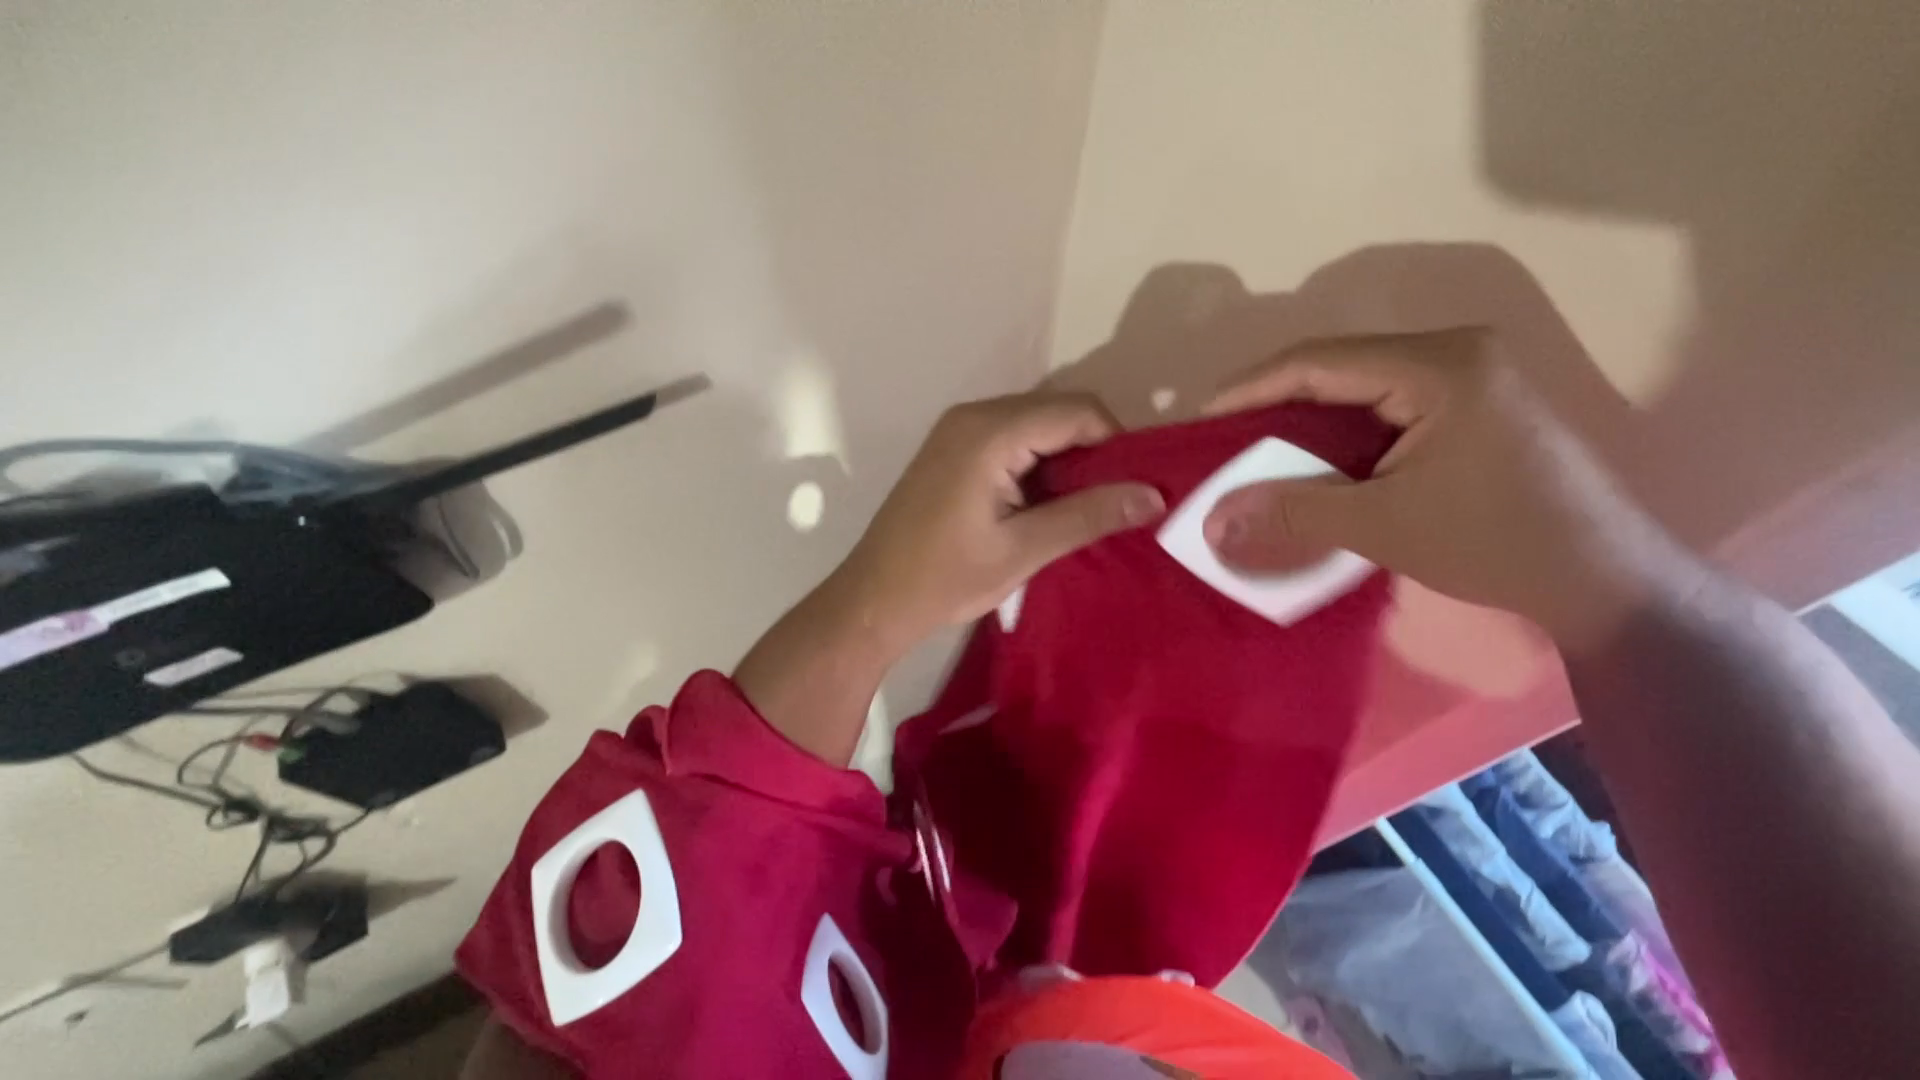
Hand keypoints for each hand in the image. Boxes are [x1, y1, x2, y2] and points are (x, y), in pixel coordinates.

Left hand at [835, 392, 1165, 649]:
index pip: (1078, 411)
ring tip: (1086, 508)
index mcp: (990, 432)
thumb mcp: (1023, 550)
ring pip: (1037, 425)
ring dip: (1067, 459)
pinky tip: (1047, 504)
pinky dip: (1039, 463)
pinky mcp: (953, 449)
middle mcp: (974, 415)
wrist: (874, 599)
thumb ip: (1088, 516)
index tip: (1137, 487)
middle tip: (1116, 501)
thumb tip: (1154, 495)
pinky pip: (1013, 439)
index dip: (1116, 443)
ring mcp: (958, 430)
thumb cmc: (945, 578)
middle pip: (1058, 411)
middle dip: (1094, 451)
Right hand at [1202, 329, 1693, 650]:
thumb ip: (1291, 513)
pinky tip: (1313, 465)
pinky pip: (1386, 410)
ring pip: (1360, 389)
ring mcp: (1470, 379)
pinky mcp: (1475, 408)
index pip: (1319, 360)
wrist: (1605, 583)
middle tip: (1222, 443)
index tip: (1200, 422)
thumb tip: (1210, 522)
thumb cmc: (1495, 542)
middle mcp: (1455, 353)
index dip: (1250, 388)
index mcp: (1439, 364)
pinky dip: (1341, 437)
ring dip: (1306, 423)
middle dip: (1273, 405)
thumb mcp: (1382, 526)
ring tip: (1255, 455)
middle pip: (1338, 368)